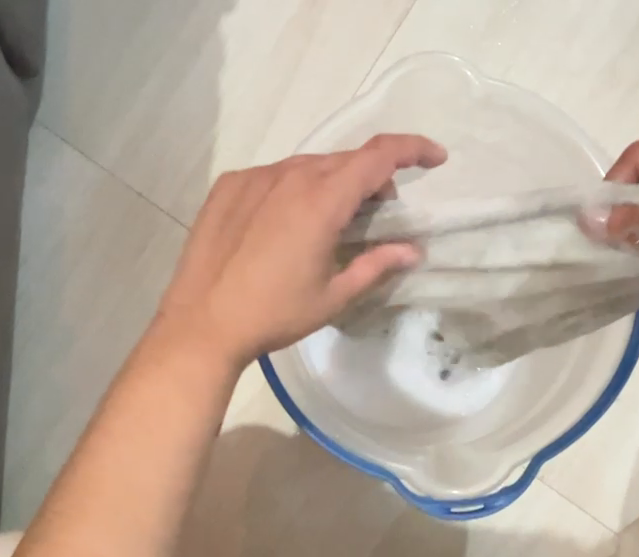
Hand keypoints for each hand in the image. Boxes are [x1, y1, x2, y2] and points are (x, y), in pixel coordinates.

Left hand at [153, 134, 448, 363]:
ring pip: (307, 167)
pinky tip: (286, 226)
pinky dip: (293, 190)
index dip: (413, 150)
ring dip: (330, 184)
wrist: (203, 324)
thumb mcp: (332, 297)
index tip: (435, 159)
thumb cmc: (273, 316)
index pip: (379, 156)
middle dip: (371, 179)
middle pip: (344, 161)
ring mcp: (255, 177)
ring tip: (331, 223)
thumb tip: (412, 251)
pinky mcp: (229, 187)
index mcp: (322, 201)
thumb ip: (375, 266)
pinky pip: (273, 176)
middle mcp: (290, 176)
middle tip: (378, 215)